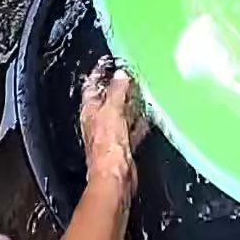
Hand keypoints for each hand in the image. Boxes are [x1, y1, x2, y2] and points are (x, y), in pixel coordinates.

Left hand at [80, 56, 147, 194]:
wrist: (116, 178)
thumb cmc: (108, 145)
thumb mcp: (112, 110)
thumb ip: (117, 90)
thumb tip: (120, 74)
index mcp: (90, 111)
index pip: (91, 86)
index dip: (99, 73)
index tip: (110, 62)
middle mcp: (98, 121)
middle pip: (107, 98)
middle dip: (119, 86)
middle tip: (132, 73)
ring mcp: (111, 134)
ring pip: (121, 112)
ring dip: (131, 102)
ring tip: (143, 88)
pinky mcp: (124, 145)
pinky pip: (132, 128)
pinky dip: (140, 120)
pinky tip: (149, 114)